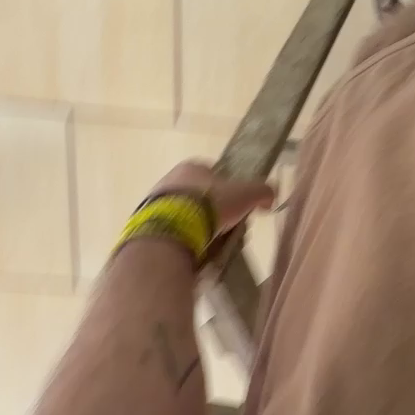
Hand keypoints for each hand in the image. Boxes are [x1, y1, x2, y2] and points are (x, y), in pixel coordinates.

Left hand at [148, 159, 275, 233]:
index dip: (227, 187)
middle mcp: (169, 179)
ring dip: (195, 224)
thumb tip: (271, 198)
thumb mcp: (247, 194)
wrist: (172, 230)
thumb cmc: (211, 204)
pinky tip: (191, 248)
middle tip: (224, 226)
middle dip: (211, 208)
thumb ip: (263, 191)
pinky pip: (169, 229)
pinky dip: (180, 237)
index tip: (235, 205)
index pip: (213, 172)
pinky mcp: (144, 224)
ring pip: (182, 212)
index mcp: (192, 166)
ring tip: (208, 242)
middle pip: (198, 193)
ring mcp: (153, 202)